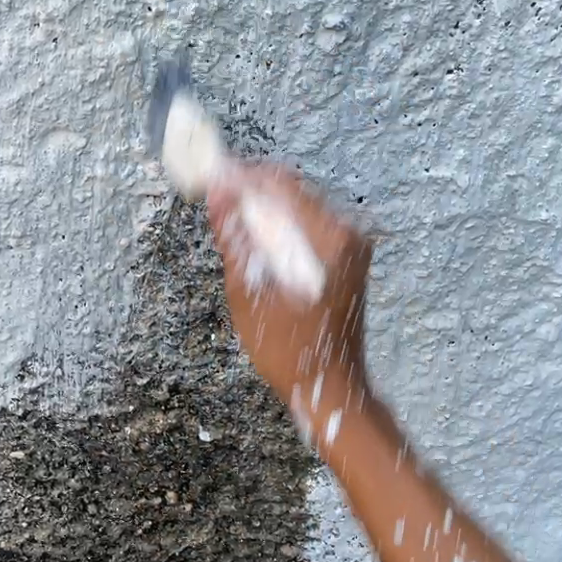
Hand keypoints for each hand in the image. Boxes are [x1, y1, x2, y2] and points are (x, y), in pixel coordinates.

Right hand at [205, 162, 372, 411]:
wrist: (330, 386)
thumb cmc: (289, 348)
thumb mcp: (249, 290)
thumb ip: (234, 235)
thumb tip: (217, 191)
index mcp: (329, 237)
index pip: (279, 183)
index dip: (241, 176)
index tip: (210, 175)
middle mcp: (348, 232)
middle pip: (291, 188)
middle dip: (250, 187)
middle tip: (214, 193)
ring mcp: (351, 242)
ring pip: (297, 202)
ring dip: (263, 203)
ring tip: (229, 214)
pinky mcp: (347, 254)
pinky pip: (307, 221)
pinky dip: (278, 221)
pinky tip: (254, 235)